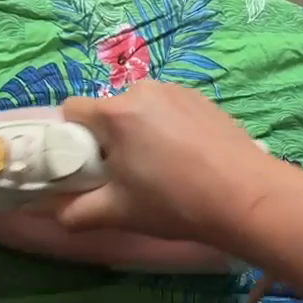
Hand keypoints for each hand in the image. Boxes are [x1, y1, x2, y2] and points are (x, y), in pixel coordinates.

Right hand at [52, 83, 290, 243]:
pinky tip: (189, 156)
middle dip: (111, 136)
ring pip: (139, 108)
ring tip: (165, 166)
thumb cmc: (176, 203)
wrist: (248, 197)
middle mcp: (139, 90)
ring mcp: (172, 89)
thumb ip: (77, 212)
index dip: (74, 136)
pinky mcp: (199, 96)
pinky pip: (168, 106)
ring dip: (141, 129)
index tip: (92, 163)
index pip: (72, 109)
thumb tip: (54, 212)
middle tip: (131, 173)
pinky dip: (168, 125)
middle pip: (108, 110)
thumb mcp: (120, 213)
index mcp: (114, 113)